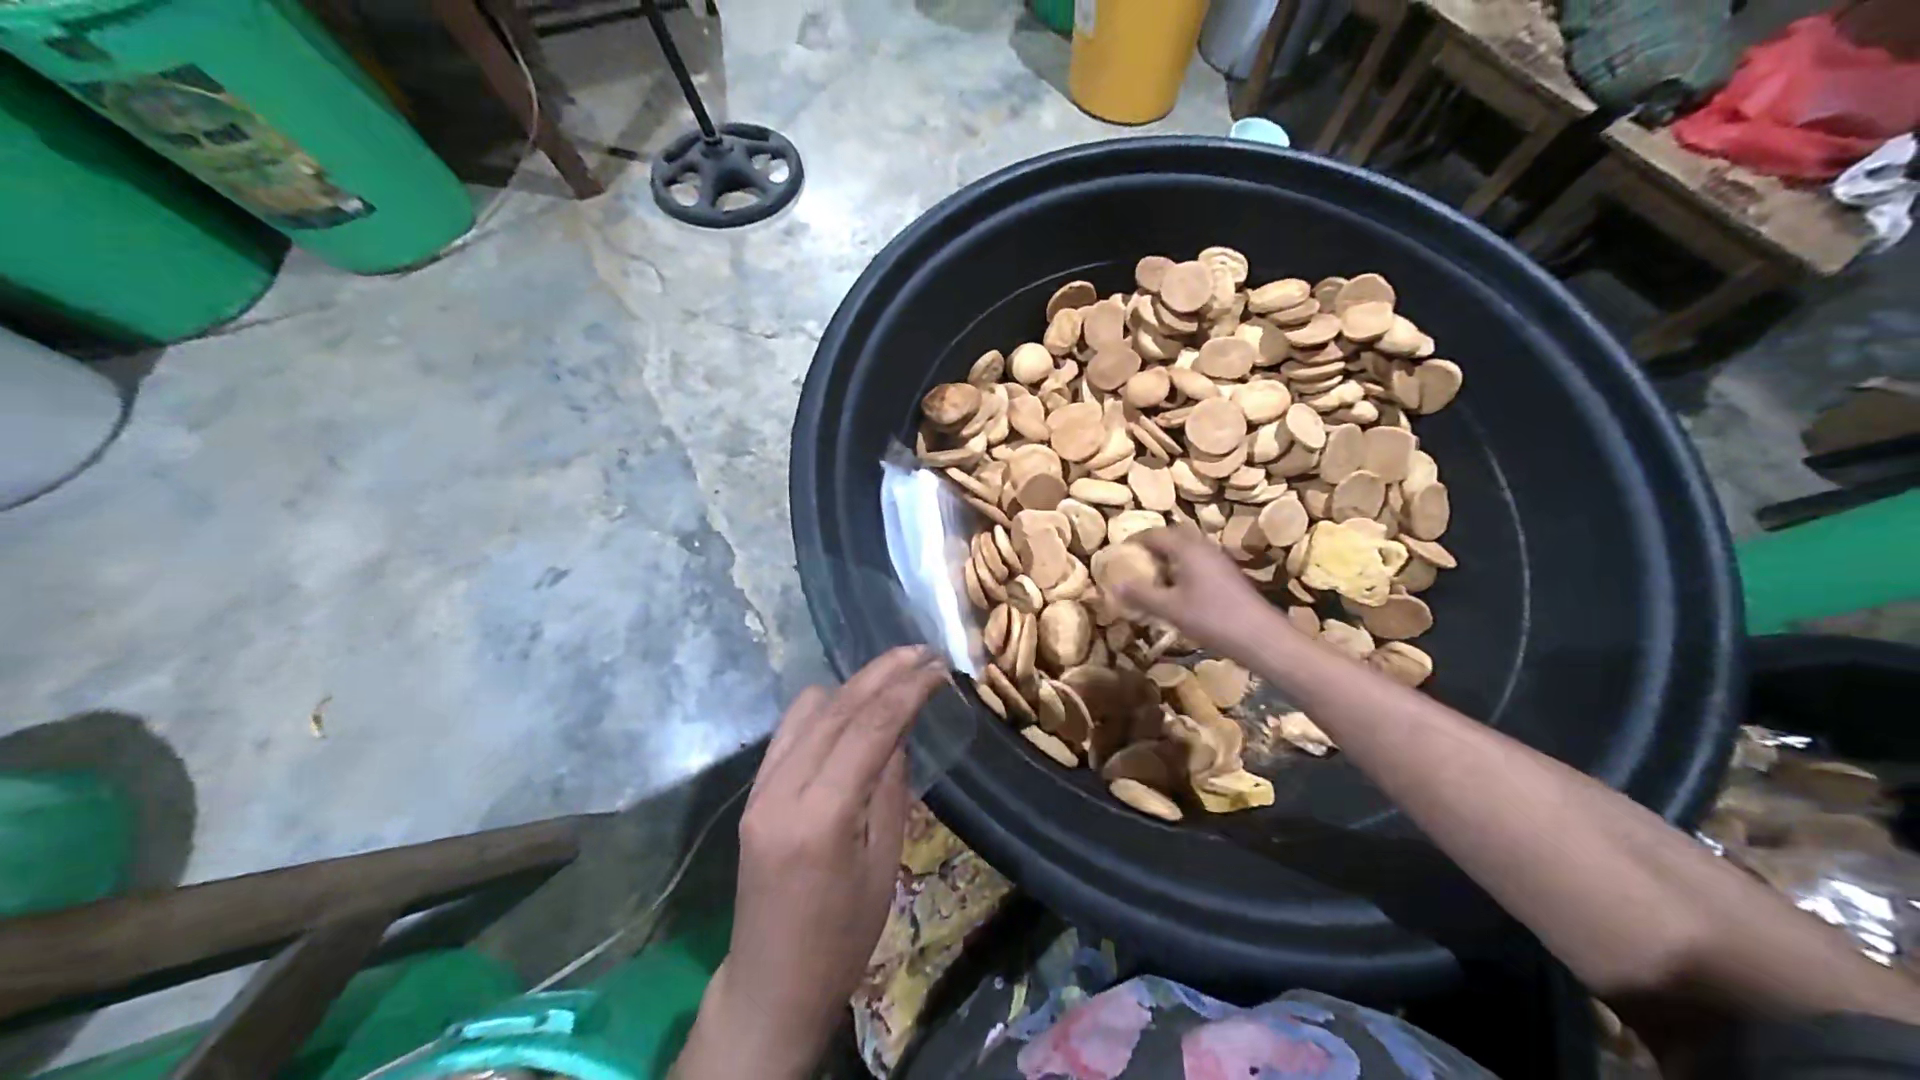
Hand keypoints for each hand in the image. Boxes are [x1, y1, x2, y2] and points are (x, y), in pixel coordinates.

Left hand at [673, 646, 947, 1079]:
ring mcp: (759, 789)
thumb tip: (900, 732)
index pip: (869, 729)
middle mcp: (781, 791)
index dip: (906, 691)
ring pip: (807, 712)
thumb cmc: (842, 939)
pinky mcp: (752, 794)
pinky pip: (788, 733)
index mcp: (821, 818)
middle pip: (836, 709)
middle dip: (882, 674)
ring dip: (852, 686)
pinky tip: (849, 706)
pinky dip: (823, 709)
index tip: (937, 668)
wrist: (770, 984)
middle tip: (920, 652)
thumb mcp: (883, 867)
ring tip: (892, 675)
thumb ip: (890, 790)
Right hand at [1114, 525, 1295, 657]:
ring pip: (1187, 549)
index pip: (1155, 533)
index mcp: (1187, 549)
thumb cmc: (1212, 619)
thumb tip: (1114, 585)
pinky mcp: (1227, 575)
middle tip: (1134, 561)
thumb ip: (1141, 595)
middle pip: (1173, 536)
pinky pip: (1197, 561)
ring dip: (1168, 557)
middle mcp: (1203, 547)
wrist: (1260, 637)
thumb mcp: (1170, 609)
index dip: (1134, 540)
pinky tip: (1175, 590)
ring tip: (1151, 576)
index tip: (1118, 552)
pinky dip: (1181, 568)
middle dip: (1152, 545)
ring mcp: (1218, 560)